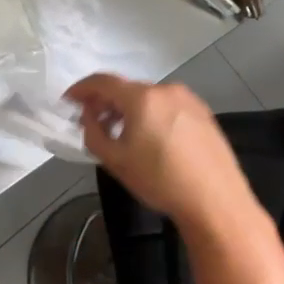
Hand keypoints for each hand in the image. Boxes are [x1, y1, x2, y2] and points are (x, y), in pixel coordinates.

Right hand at [65, 73, 257, 228]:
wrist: (216, 202)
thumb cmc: (160, 180)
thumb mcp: (114, 160)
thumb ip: (93, 132)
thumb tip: (89, 116)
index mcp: (142, 98)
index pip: (103, 81)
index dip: (81, 89)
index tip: (68, 102)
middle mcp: (167, 90)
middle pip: (126, 89)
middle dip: (105, 102)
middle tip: (92, 122)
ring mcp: (190, 101)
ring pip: (148, 98)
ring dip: (129, 109)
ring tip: (121, 134)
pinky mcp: (205, 115)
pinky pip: (168, 107)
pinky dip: (151, 115)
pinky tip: (150, 139)